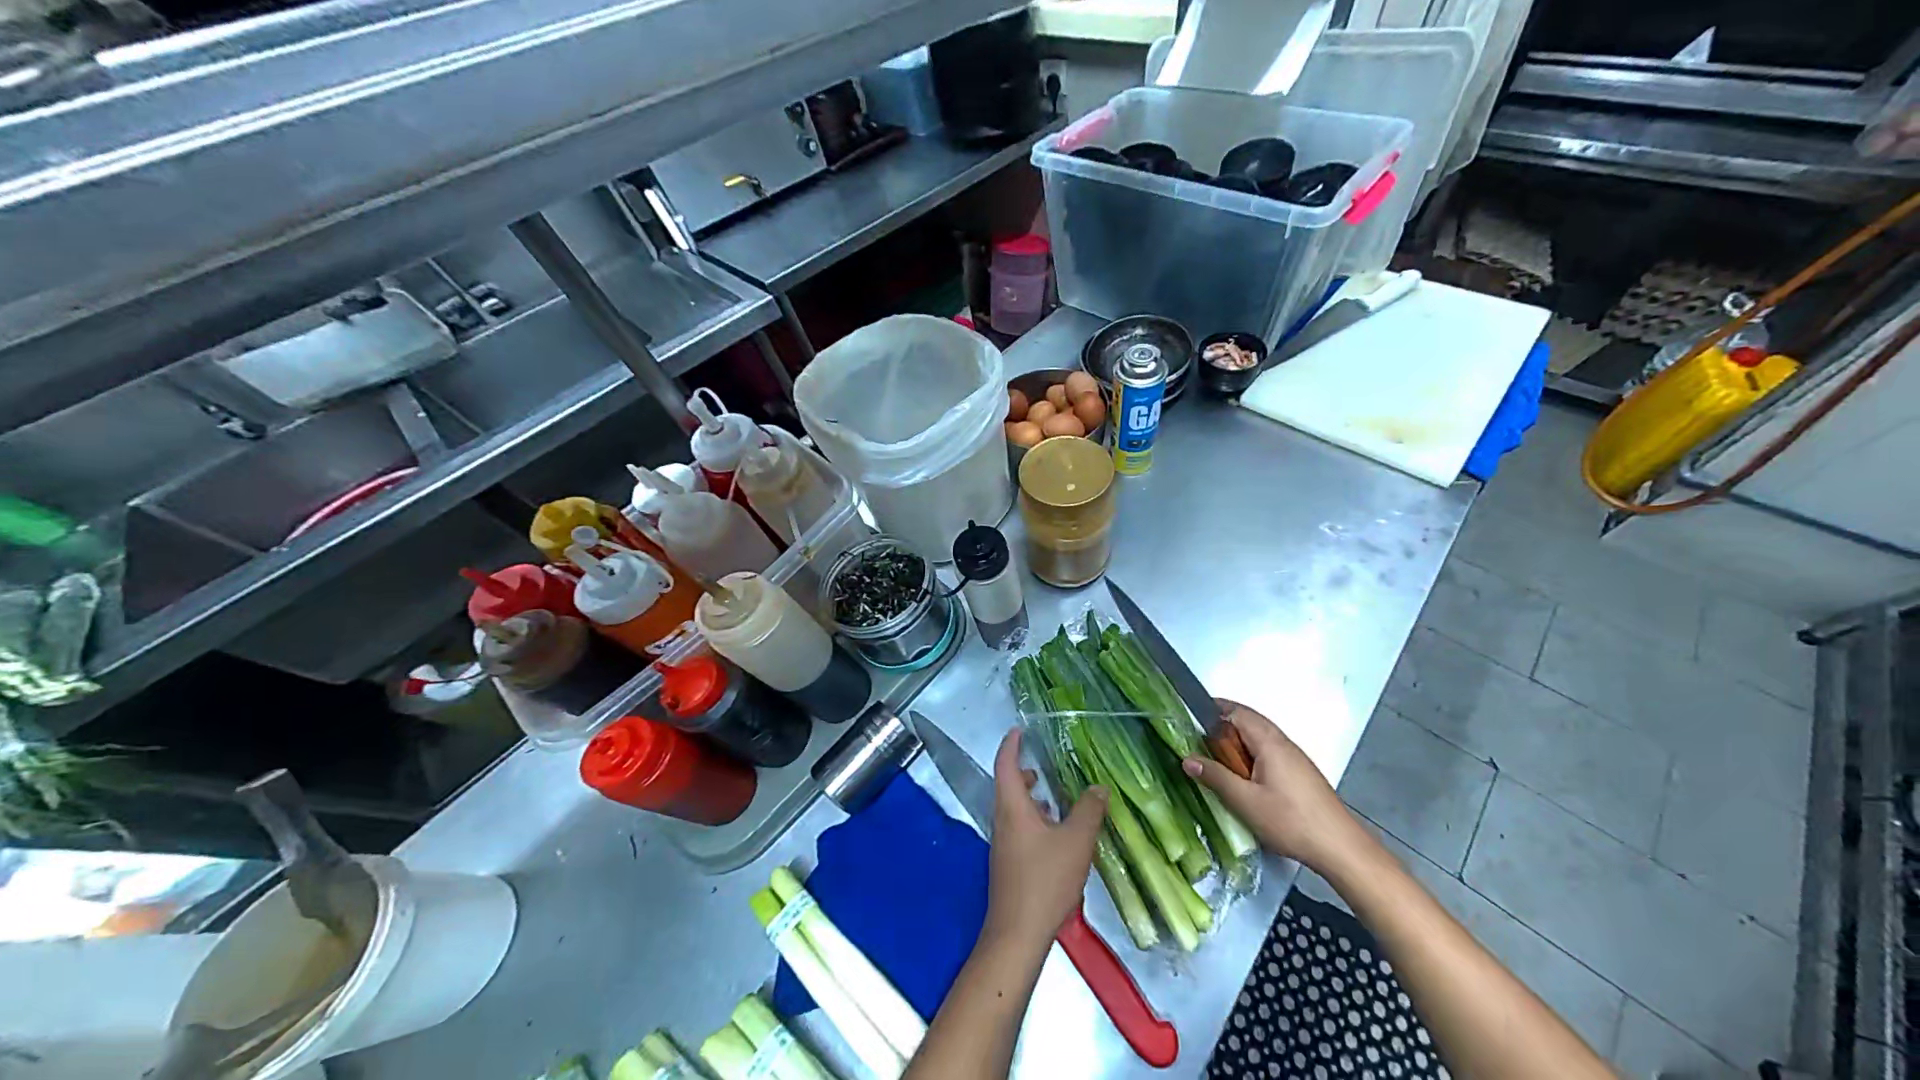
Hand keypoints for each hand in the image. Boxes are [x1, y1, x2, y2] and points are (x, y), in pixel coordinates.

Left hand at [982, 729, 1108, 949]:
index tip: (1018, 730)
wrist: (1018, 932)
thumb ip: (1088, 811)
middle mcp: (1001, 821)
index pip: (1005, 764)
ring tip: (1053, 798)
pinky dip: (1033, 820)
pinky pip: (1018, 829)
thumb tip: (1098, 787)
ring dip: (1029, 798)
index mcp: (1011, 807)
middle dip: (1022, 772)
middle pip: (1007, 786)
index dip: (1011, 744)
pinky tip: (1055, 834)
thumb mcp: (1076, 841)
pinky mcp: (1008, 864)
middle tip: (1041, 764)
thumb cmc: (1045, 880)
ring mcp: (1002, 844)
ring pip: (1013, 810)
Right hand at [1183, 699, 1370, 875]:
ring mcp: (1295, 758)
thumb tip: (1187, 759)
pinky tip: (1242, 777)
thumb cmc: (1291, 821)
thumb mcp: (1245, 802)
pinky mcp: (1300, 774)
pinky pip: (1269, 752)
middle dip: (1222, 726)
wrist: (1341, 848)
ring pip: (1260, 738)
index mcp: (1269, 742)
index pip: (1237, 712)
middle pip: (1249, 721)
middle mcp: (1284, 743)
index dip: (1213, 710)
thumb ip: (1216, 777)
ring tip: (1215, 759)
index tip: (1189, 717)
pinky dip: (1250, 755)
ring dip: (1236, 742)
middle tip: (1196, 740)